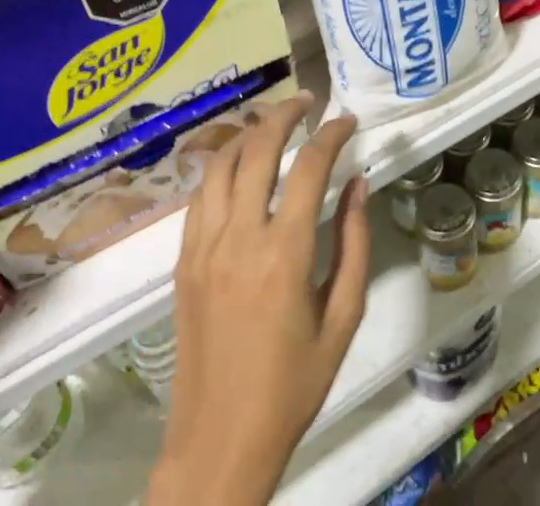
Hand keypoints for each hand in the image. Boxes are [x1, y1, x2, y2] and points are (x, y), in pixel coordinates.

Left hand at [145, 92, 368, 505]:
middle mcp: (237, 239)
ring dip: (247, 135)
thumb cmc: (295, 384)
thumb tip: (357, 185)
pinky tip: (239, 168)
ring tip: (273, 123)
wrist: (221, 437)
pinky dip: (220, 170)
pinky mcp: (182, 263)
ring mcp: (202, 249)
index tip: (348, 121)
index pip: (308, 168)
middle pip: (256, 151)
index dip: (331, 135)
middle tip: (308, 102)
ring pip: (219, 166)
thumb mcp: (343, 317)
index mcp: (284, 254)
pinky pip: (199, 199)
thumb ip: (352, 244)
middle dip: (283, 115)